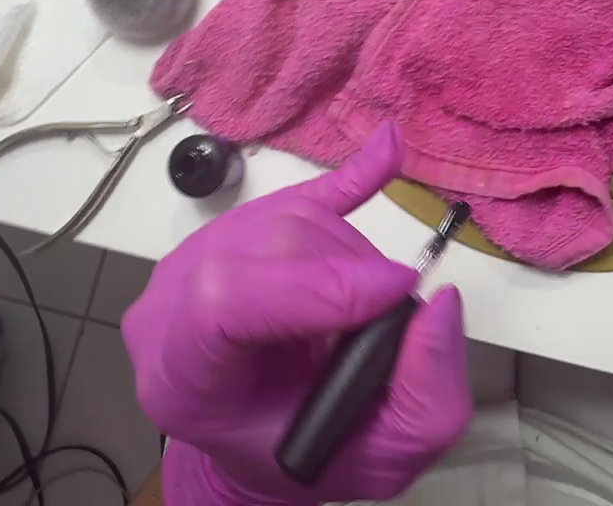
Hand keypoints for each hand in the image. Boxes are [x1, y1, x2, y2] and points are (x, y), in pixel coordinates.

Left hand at [122, 122, 471, 503]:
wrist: (264, 429)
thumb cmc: (303, 451)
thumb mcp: (373, 464)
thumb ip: (421, 405)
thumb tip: (437, 307)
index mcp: (181, 373)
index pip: (224, 300)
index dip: (314, 286)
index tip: (392, 293)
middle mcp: (176, 296)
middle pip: (273, 245)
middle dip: (352, 275)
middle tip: (390, 318)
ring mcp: (208, 247)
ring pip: (296, 216)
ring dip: (357, 255)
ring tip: (371, 305)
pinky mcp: (249, 220)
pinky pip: (305, 189)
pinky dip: (355, 173)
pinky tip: (388, 148)